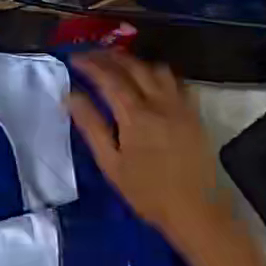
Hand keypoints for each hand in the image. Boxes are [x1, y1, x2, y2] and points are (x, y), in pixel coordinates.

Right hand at [67, 50, 238, 249]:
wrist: (195, 210)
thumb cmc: (147, 192)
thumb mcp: (111, 164)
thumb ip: (91, 126)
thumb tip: (71, 96)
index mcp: (135, 115)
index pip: (109, 77)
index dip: (90, 64)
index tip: (74, 58)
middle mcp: (159, 101)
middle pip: (132, 66)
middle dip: (109, 56)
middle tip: (92, 55)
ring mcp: (180, 104)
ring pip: (156, 68)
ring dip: (135, 61)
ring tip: (119, 65)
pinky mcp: (194, 111)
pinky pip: (176, 80)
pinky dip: (158, 73)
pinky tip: (150, 80)